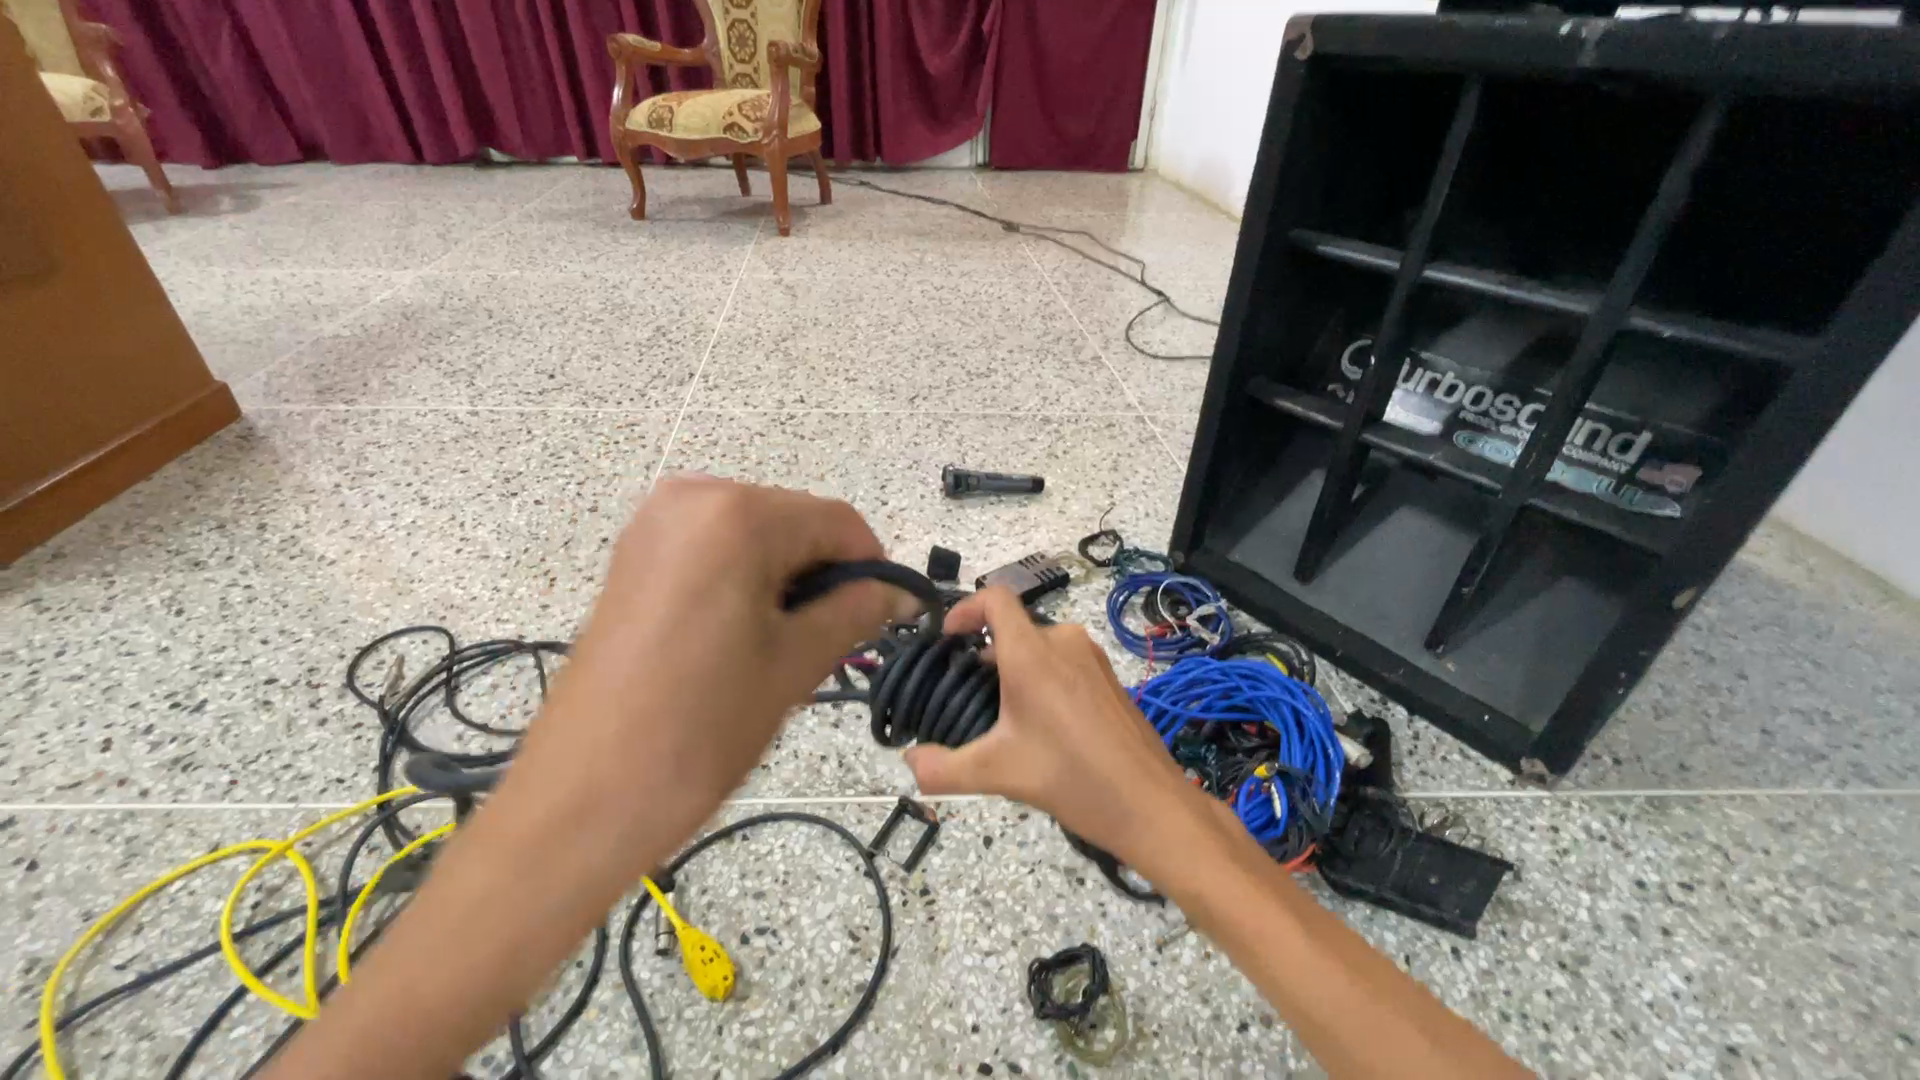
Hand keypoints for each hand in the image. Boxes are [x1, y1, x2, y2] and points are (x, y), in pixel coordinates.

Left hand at [516, 474, 895, 842]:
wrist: (588, 793)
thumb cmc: (702, 726)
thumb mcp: (795, 662)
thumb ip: (856, 611)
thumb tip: (899, 593)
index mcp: (736, 515)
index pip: (837, 521)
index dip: (872, 566)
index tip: (887, 614)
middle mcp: (690, 498)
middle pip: (793, 522)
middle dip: (824, 574)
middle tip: (831, 641)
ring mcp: (653, 524)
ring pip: (754, 536)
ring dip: (785, 579)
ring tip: (783, 646)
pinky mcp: (633, 557)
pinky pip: (713, 550)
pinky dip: (743, 580)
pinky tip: (742, 635)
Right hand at [901, 587, 1223, 869]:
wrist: (1150, 803)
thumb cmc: (1072, 779)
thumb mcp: (998, 774)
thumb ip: (943, 769)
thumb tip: (910, 763)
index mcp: (1033, 654)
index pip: (995, 599)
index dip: (965, 608)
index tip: (948, 638)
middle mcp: (1064, 643)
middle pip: (1014, 630)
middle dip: (985, 658)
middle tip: (969, 698)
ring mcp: (1092, 658)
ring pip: (1040, 649)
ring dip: (1015, 672)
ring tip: (1005, 719)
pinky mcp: (1110, 677)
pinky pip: (1065, 664)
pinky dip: (1044, 681)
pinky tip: (1044, 728)